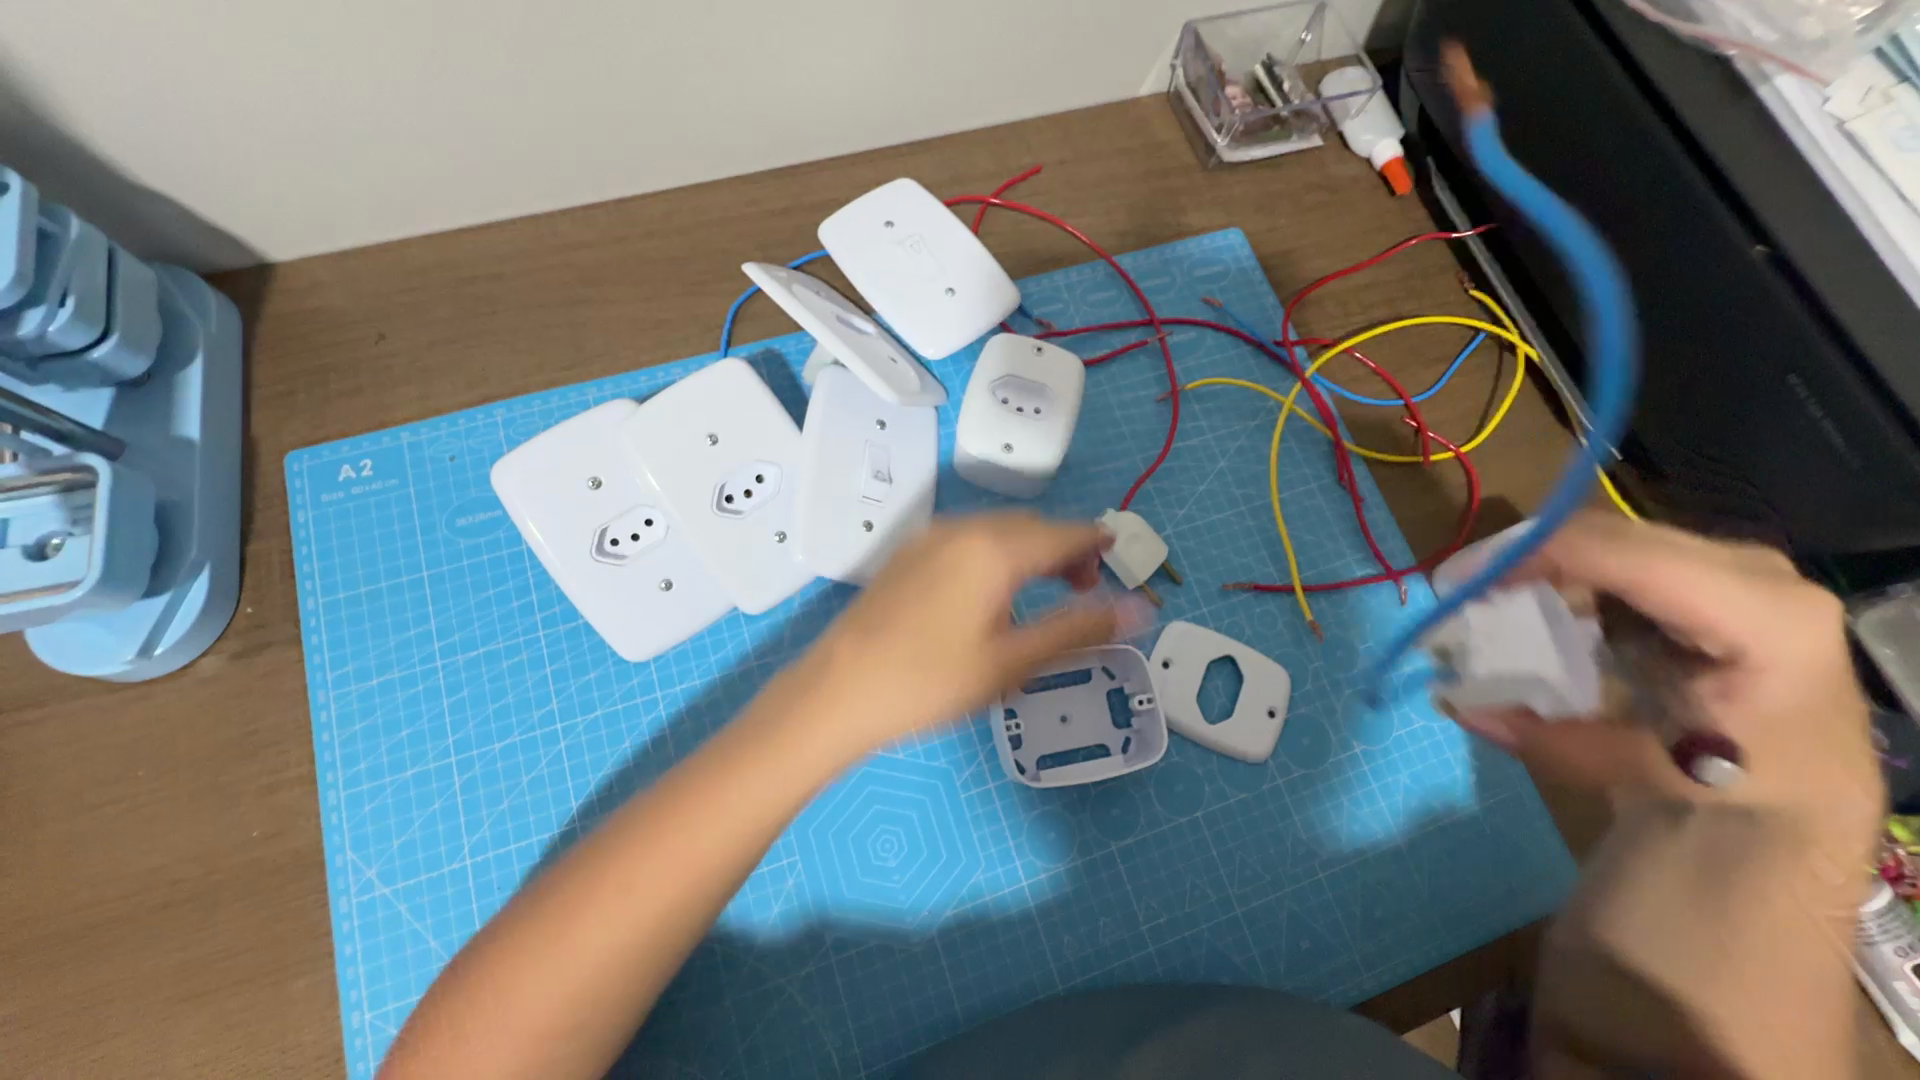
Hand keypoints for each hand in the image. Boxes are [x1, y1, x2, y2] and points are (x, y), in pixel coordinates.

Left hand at [793, 513, 1152, 757]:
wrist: (837, 692)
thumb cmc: (930, 683)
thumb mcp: (1012, 662)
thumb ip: (1079, 629)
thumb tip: (1139, 608)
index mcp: (994, 549)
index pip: (1063, 534)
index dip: (1096, 544)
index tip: (1119, 557)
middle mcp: (962, 530)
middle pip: (1030, 528)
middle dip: (1064, 550)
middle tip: (1085, 589)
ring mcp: (928, 540)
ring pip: (996, 532)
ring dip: (1029, 553)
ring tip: (1043, 595)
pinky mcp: (907, 556)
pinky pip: (967, 542)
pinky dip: (996, 556)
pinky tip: (991, 595)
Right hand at [1450, 513, 1880, 842]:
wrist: (1799, 790)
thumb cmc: (1730, 786)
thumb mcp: (1639, 770)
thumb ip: (1550, 736)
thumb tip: (1455, 703)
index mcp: (1760, 618)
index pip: (1628, 556)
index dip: (1536, 557)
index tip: (1463, 582)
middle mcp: (1758, 573)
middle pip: (1613, 536)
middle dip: (1529, 557)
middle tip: (1464, 589)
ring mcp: (1739, 566)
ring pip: (1612, 537)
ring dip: (1547, 564)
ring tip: (1494, 599)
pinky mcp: (1713, 572)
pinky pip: (1621, 552)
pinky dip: (1570, 573)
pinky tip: (1542, 607)